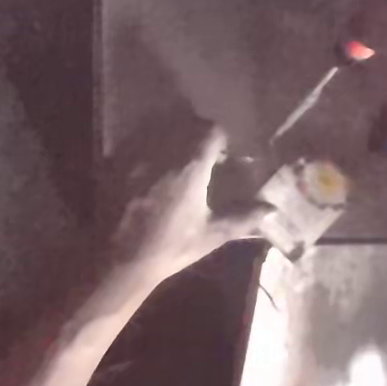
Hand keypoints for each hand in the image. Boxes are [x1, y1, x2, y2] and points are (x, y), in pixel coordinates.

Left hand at [110, 118, 265, 288]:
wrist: (118, 261)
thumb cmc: (170, 249)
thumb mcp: (211, 235)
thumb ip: (243, 218)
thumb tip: (272, 209)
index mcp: (191, 165)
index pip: (212, 131)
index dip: (222, 139)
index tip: (225, 156)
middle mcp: (163, 150)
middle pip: (186, 124)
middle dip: (198, 135)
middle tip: (205, 157)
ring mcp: (135, 154)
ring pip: (160, 129)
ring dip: (173, 138)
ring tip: (178, 161)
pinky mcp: (114, 163)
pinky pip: (136, 142)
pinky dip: (148, 149)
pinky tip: (150, 172)